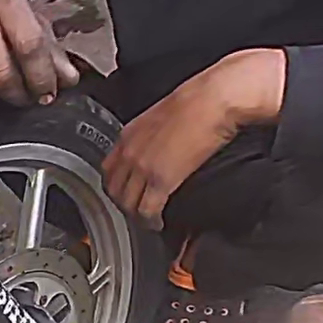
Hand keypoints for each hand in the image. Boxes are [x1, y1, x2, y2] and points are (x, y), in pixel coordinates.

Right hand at [0, 0, 79, 105]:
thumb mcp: (30, 23)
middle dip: (21, 94)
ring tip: (7, 85)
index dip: (42, 77)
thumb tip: (69, 79)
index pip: (30, 47)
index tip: (47, 93)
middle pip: (4, 75)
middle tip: (28, 97)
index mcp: (7, 4)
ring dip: (1, 95)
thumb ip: (52, 52)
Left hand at [103, 48, 284, 229]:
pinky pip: (148, 211)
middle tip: (135, 212)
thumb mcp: (159, 116)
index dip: (115, 187)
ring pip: (128, 204)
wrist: (213, 99)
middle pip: (115, 191)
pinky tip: (157, 224)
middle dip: (123, 205)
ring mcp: (143, 168)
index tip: (124, 194)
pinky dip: (151, 222)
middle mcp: (130, 153)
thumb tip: (155, 148)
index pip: (108, 170)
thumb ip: (149, 136)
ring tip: (147, 221)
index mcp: (128, 136)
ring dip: (136, 216)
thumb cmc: (196, 101)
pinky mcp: (162, 181)